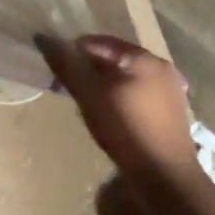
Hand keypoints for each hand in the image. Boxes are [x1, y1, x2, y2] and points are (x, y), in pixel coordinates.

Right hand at [38, 34, 196, 180]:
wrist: (165, 176)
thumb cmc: (124, 129)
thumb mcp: (88, 95)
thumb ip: (65, 65)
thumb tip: (42, 37)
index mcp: (142, 58)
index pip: (95, 42)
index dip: (72, 54)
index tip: (58, 74)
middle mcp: (160, 66)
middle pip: (112, 57)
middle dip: (88, 69)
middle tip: (70, 88)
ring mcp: (171, 88)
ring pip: (124, 75)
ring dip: (103, 83)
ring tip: (88, 102)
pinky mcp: (172, 109)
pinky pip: (137, 90)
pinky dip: (119, 95)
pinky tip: (111, 114)